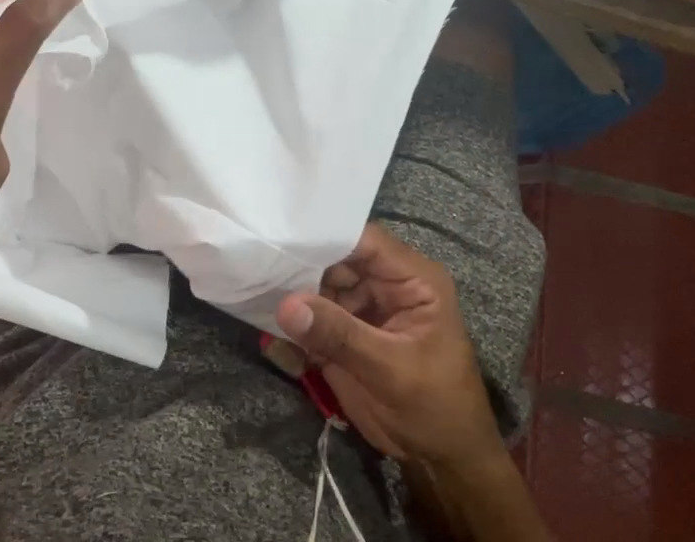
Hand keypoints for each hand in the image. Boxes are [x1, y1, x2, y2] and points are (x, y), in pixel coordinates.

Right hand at [275, 224, 504, 469]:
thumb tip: (286, 304)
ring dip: (288, 290)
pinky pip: (310, 313)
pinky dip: (290, 318)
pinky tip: (262, 319)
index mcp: (412, 279)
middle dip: (298, 263)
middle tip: (255, 263)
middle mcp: (384, 283)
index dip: (324, 235)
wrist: (442, 459)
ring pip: (316, 282)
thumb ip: (340, 335)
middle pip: (333, 257)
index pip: (364, 240)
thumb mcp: (391, 370)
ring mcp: (361, 307)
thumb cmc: (436, 408)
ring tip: (252, 287)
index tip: (279, 235)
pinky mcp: (343, 330)